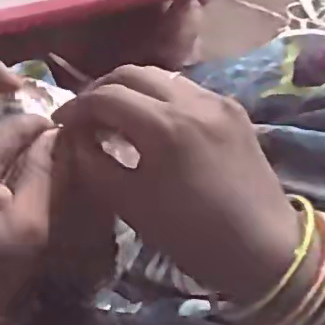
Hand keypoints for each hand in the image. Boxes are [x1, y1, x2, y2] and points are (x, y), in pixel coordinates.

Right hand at [52, 65, 301, 302]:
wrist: (264, 250)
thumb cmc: (188, 233)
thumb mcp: (126, 201)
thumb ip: (91, 160)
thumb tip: (73, 137)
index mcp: (164, 126)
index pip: (104, 96)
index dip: (74, 108)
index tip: (60, 126)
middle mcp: (192, 101)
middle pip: (129, 73)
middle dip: (98, 91)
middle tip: (83, 117)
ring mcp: (217, 102)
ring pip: (158, 76)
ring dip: (127, 91)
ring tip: (112, 118)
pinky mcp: (232, 110)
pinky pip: (182, 89)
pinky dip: (155, 98)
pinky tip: (148, 124)